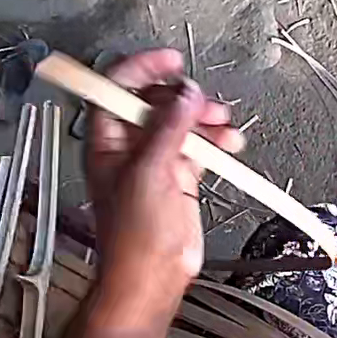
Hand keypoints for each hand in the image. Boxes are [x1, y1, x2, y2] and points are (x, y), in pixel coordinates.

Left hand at [84, 49, 243, 323]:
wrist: (153, 275)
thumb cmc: (132, 237)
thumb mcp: (148, 172)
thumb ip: (168, 129)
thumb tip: (185, 95)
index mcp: (107, 141)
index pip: (118, 90)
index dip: (142, 69)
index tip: (169, 61)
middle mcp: (130, 147)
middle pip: (156, 104)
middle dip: (183, 98)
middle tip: (203, 102)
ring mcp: (157, 162)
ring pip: (182, 124)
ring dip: (204, 120)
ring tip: (222, 124)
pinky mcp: (180, 178)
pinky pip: (199, 148)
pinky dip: (216, 143)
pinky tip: (229, 143)